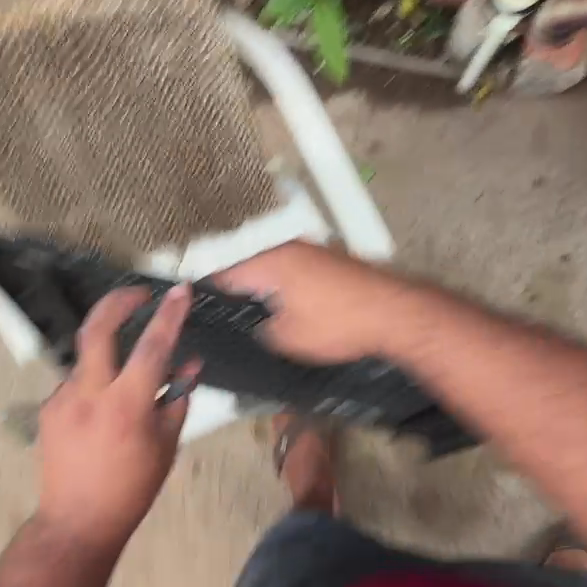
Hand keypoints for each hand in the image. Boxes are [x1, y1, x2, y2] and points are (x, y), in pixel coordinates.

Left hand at [36, 285, 197, 550]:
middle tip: (138, 293)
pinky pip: (77, 380)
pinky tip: (102, 407)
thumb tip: (189, 362)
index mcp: (126, 405)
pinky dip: (95, 381)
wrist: (76, 523)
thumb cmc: (132, 488)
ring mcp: (63, 399)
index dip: (169, 314)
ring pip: (87, 355)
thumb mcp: (166, 445)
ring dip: (108, 351)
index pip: (152, 346)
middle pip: (97, 327)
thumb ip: (177, 397)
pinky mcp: (48, 408)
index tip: (180, 290)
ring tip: (125, 375)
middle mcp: (90, 394)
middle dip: (117, 300)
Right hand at [217, 242, 416, 363]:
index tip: (194, 303)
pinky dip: (284, 285)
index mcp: (269, 262)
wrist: (393, 312)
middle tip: (223, 313)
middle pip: (247, 266)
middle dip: (235, 288)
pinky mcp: (328, 259)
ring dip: (261, 286)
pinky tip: (287, 306)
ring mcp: (310, 250)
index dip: (208, 292)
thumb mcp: (287, 339)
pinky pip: (293, 269)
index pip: (224, 273)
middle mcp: (287, 248)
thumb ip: (261, 330)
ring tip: (254, 312)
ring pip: (271, 267)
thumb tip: (256, 327)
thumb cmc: (341, 322)